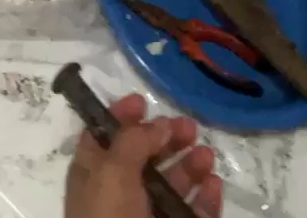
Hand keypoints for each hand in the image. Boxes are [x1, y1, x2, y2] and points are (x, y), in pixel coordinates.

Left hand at [65, 95, 222, 217]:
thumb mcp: (112, 172)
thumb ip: (133, 141)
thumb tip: (156, 123)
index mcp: (92, 176)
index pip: (103, 137)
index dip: (120, 116)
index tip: (143, 101)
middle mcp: (118, 196)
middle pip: (143, 158)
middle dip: (166, 138)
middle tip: (189, 126)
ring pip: (171, 186)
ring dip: (189, 166)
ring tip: (207, 155)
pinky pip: (192, 215)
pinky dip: (205, 201)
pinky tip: (214, 186)